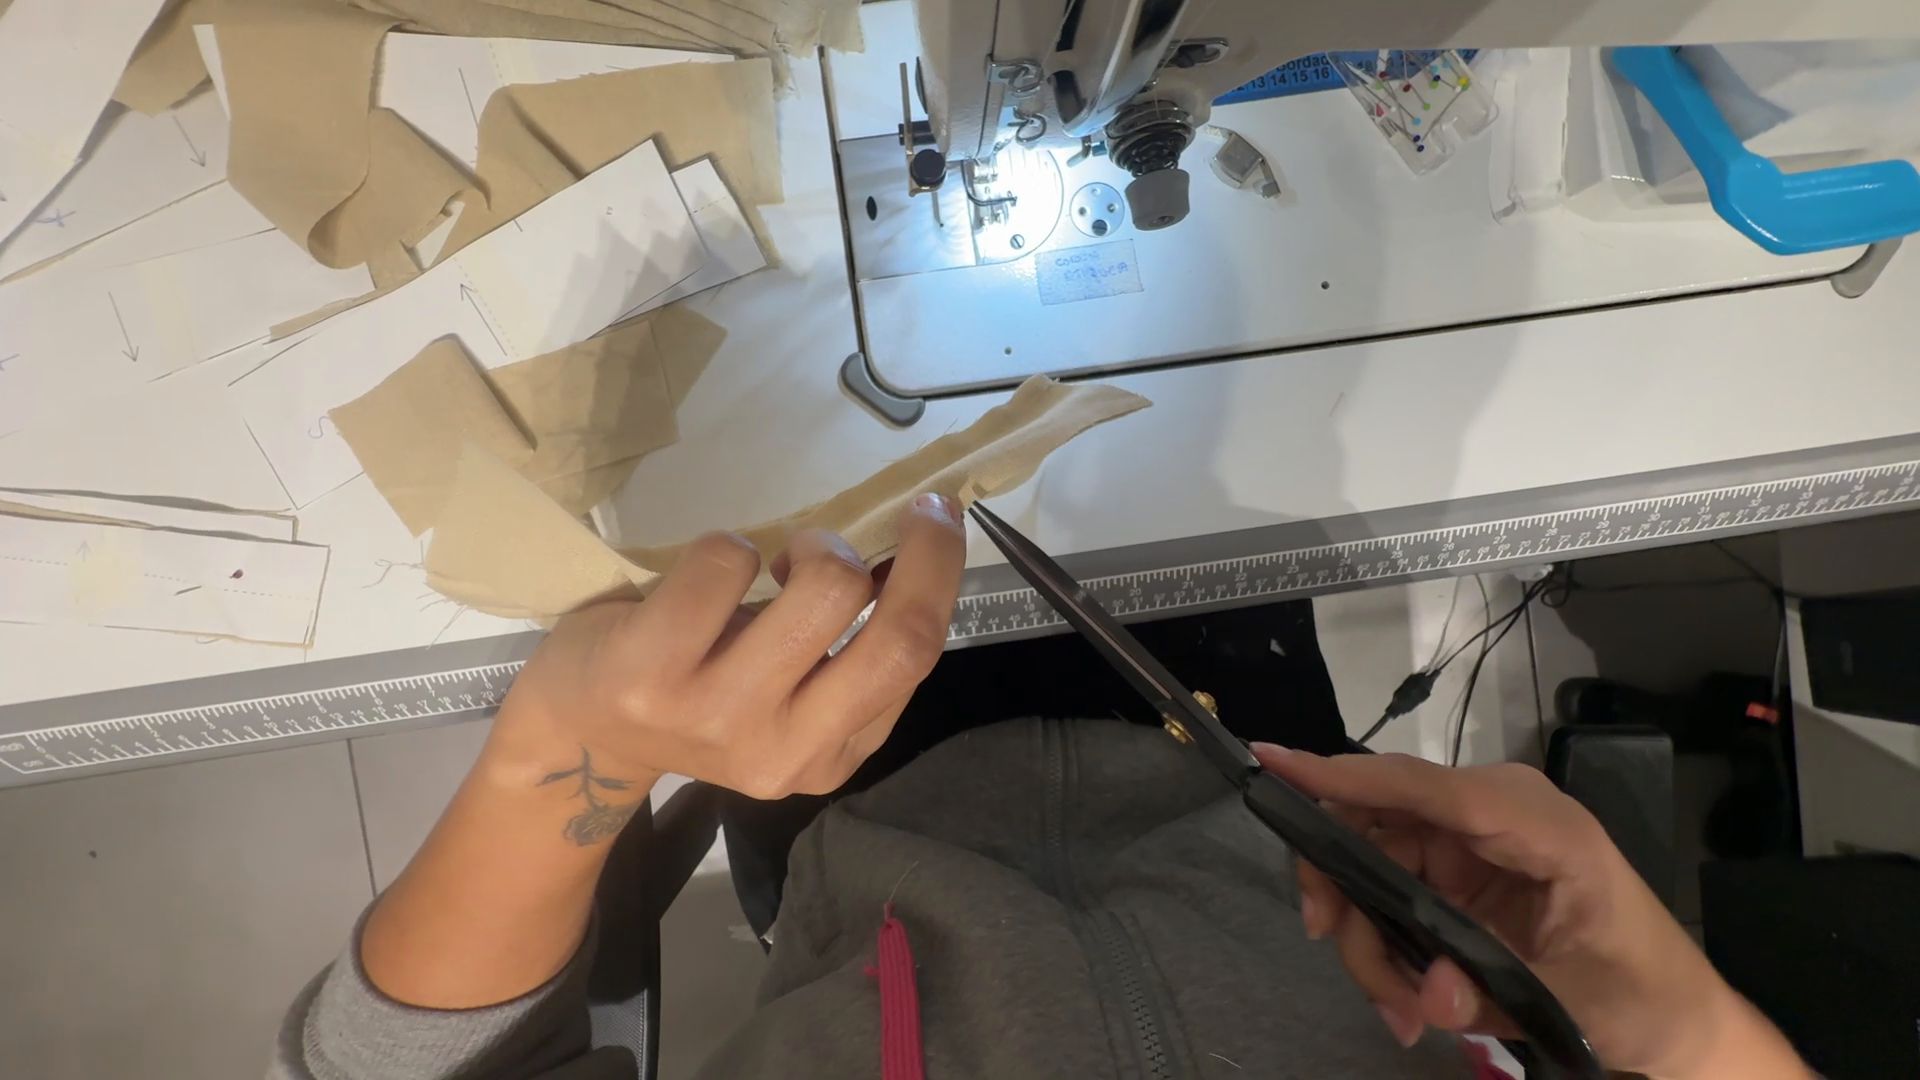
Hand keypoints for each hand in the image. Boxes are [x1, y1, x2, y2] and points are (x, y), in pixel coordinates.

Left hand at [494, 492, 966, 800]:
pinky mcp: (649, 675)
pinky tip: (711, 575)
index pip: (915, 661)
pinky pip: (730, 561)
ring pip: (823, 588)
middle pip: (895, 638)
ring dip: (815, 546)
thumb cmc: (705, 692)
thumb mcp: (794, 695)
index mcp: (832, 754)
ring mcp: (717, 717)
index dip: (939, 575)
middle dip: (925, 552)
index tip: (939, 520)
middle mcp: (786, 751)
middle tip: (916, 511)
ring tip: (782, 562)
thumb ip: (853, 652)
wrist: (583, 729)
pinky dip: (732, 546)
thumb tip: (912, 561)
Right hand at [1250, 746, 1808, 1079]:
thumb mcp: (1584, 1008)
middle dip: (1340, 876)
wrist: (1677, 1019)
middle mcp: (1486, 810)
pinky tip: (1399, 992)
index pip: (1422, 786)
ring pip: (1366, 850)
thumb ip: (1497, 996)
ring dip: (1359, 923)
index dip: (1345, 775)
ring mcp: (1461, 834)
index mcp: (1535, 822)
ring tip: (1393, 1004)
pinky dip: (1375, 934)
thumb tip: (1422, 990)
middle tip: (1324, 934)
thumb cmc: (1647, 998)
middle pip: (1374, 815)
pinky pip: (1381, 879)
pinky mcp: (1445, 862)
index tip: (1273, 761)